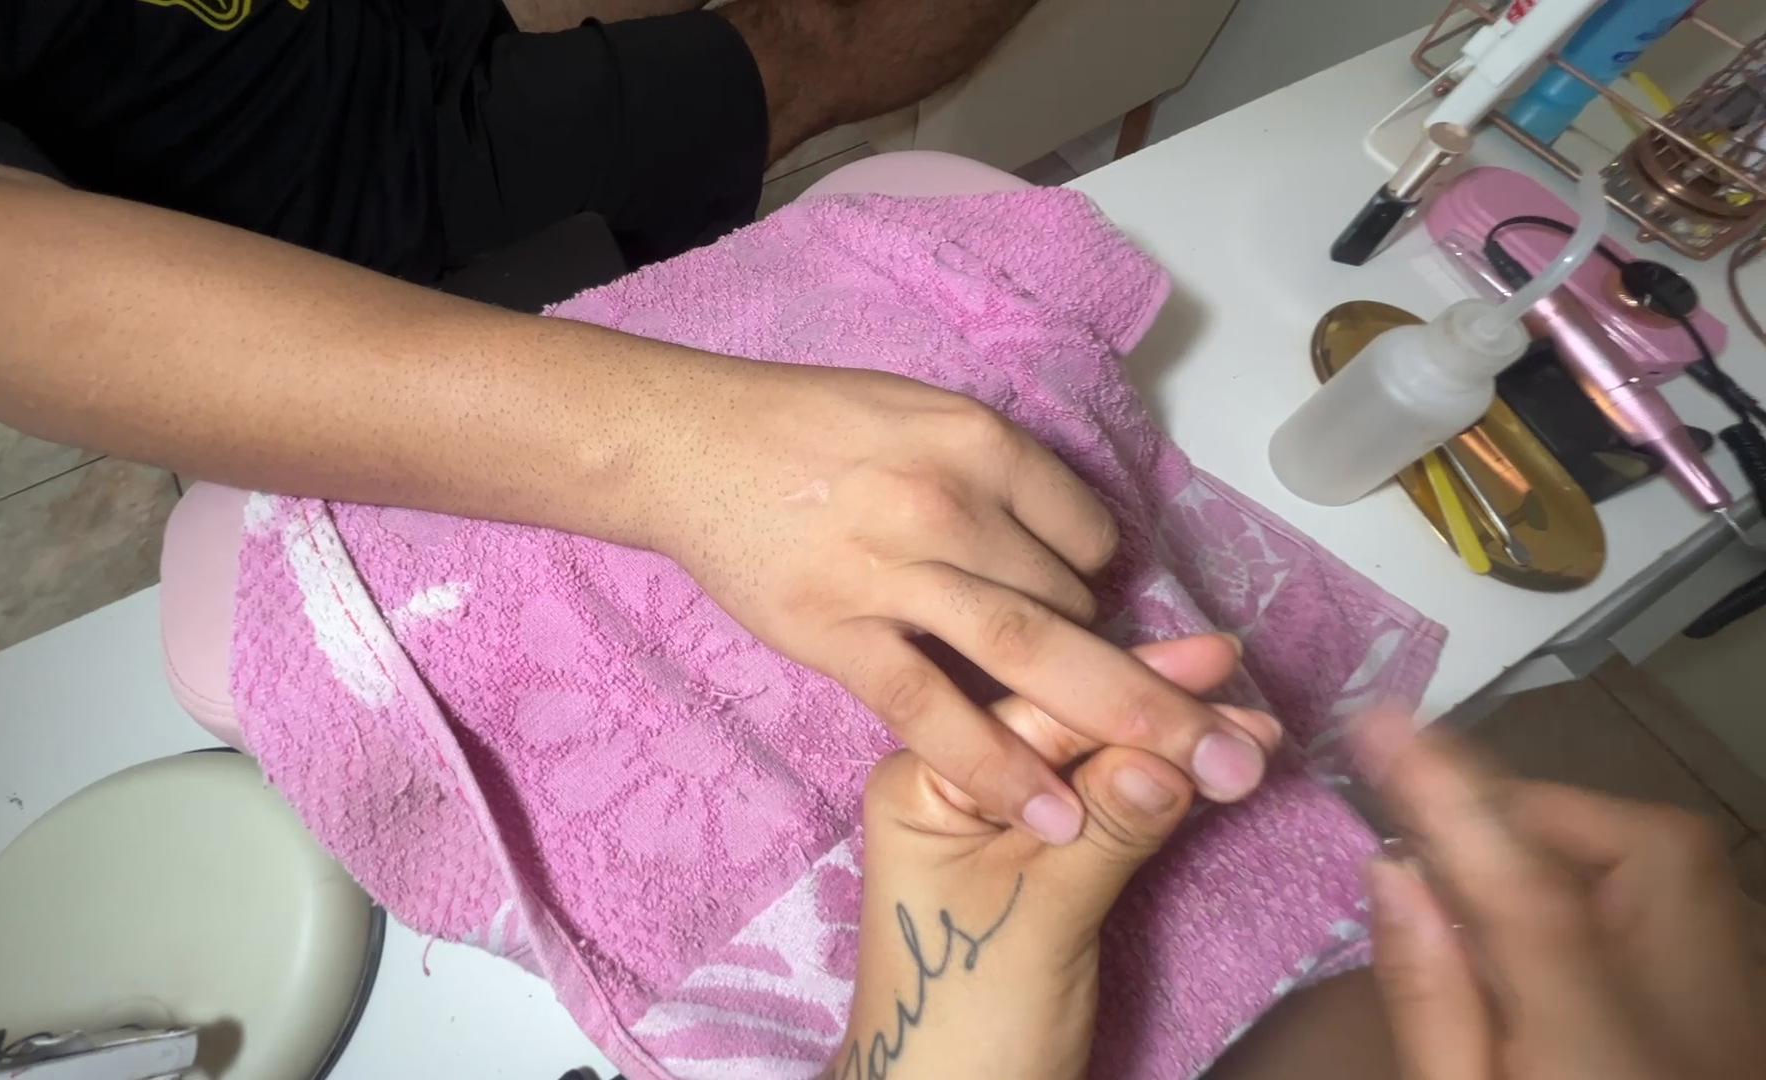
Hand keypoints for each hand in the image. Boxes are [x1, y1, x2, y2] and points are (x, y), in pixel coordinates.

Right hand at [648, 361, 1280, 843]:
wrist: (694, 444)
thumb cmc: (800, 419)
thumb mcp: (911, 408)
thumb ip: (984, 464)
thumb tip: (1041, 527)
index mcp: (975, 442)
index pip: (1080, 528)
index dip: (1099, 579)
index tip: (1093, 611)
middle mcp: (949, 506)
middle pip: (1070, 602)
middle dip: (1155, 676)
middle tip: (1237, 737)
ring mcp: (894, 575)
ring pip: (1023, 653)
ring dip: (1105, 717)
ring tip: (1181, 778)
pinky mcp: (840, 634)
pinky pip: (929, 706)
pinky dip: (993, 762)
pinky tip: (1046, 812)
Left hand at [828, 636, 1252, 1079]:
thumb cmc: (973, 1017)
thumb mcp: (1039, 917)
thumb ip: (1105, 828)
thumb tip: (1175, 749)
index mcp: (924, 778)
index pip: (1033, 718)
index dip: (1124, 696)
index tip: (1215, 669)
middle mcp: (953, 779)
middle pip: (1058, 728)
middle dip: (1148, 707)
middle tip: (1237, 671)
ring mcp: (993, 813)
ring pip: (1083, 760)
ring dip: (1160, 739)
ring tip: (1246, 717)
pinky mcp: (1031, 847)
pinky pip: (1094, 799)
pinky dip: (1151, 783)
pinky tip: (1201, 757)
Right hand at [1358, 711, 1765, 1079]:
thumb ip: (1424, 992)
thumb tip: (1392, 867)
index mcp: (1607, 1056)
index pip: (1531, 899)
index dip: (1454, 799)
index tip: (1382, 723)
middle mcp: (1702, 1025)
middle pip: (1655, 853)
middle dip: (1533, 807)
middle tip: (1444, 831)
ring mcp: (1738, 1022)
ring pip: (1676, 866)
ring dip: (1562, 837)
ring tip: (1479, 871)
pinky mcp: (1740, 1021)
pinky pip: (1676, 903)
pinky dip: (1591, 874)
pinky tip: (1530, 911)